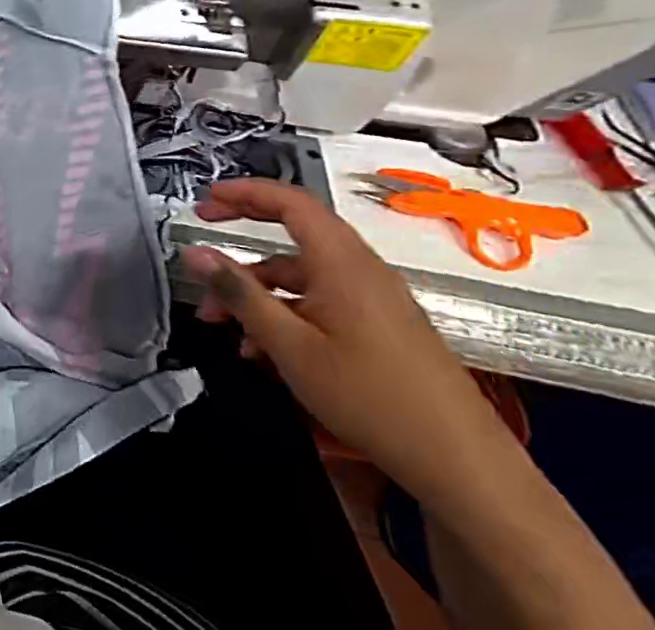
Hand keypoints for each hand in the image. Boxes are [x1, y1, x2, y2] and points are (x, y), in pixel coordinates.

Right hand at [178, 178, 514, 502]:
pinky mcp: (377, 323)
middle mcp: (359, 269)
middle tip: (202, 249)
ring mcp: (371, 297)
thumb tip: (195, 253)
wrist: (459, 461)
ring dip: (256, 291)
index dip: (243, 193)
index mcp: (342, 262)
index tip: (205, 200)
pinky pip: (319, 300)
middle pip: (293, 233)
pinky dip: (283, 312)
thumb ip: (240, 293)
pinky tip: (260, 349)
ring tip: (221, 325)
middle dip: (241, 241)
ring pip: (301, 275)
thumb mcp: (291, 345)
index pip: (289, 202)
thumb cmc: (371, 397)